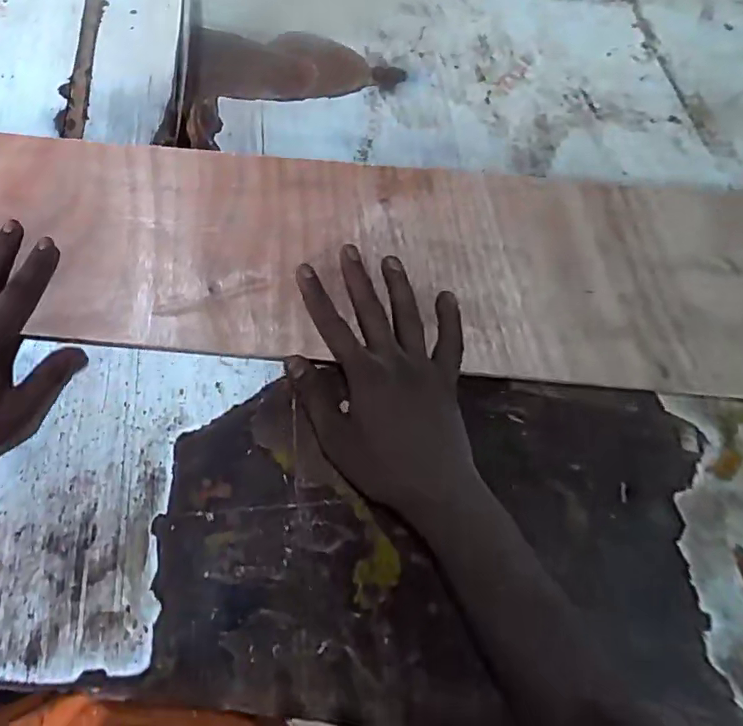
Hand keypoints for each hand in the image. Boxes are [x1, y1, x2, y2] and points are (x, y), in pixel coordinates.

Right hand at [287, 245, 482, 521]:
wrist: (439, 492)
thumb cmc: (380, 467)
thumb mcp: (335, 438)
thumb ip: (314, 396)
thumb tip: (293, 359)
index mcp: (362, 374)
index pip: (332, 327)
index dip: (316, 297)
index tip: (306, 269)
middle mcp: (392, 362)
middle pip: (371, 312)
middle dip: (357, 279)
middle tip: (350, 249)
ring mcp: (423, 368)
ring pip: (409, 319)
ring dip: (398, 287)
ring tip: (389, 259)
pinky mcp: (445, 381)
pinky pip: (450, 344)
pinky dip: (449, 319)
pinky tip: (447, 296)